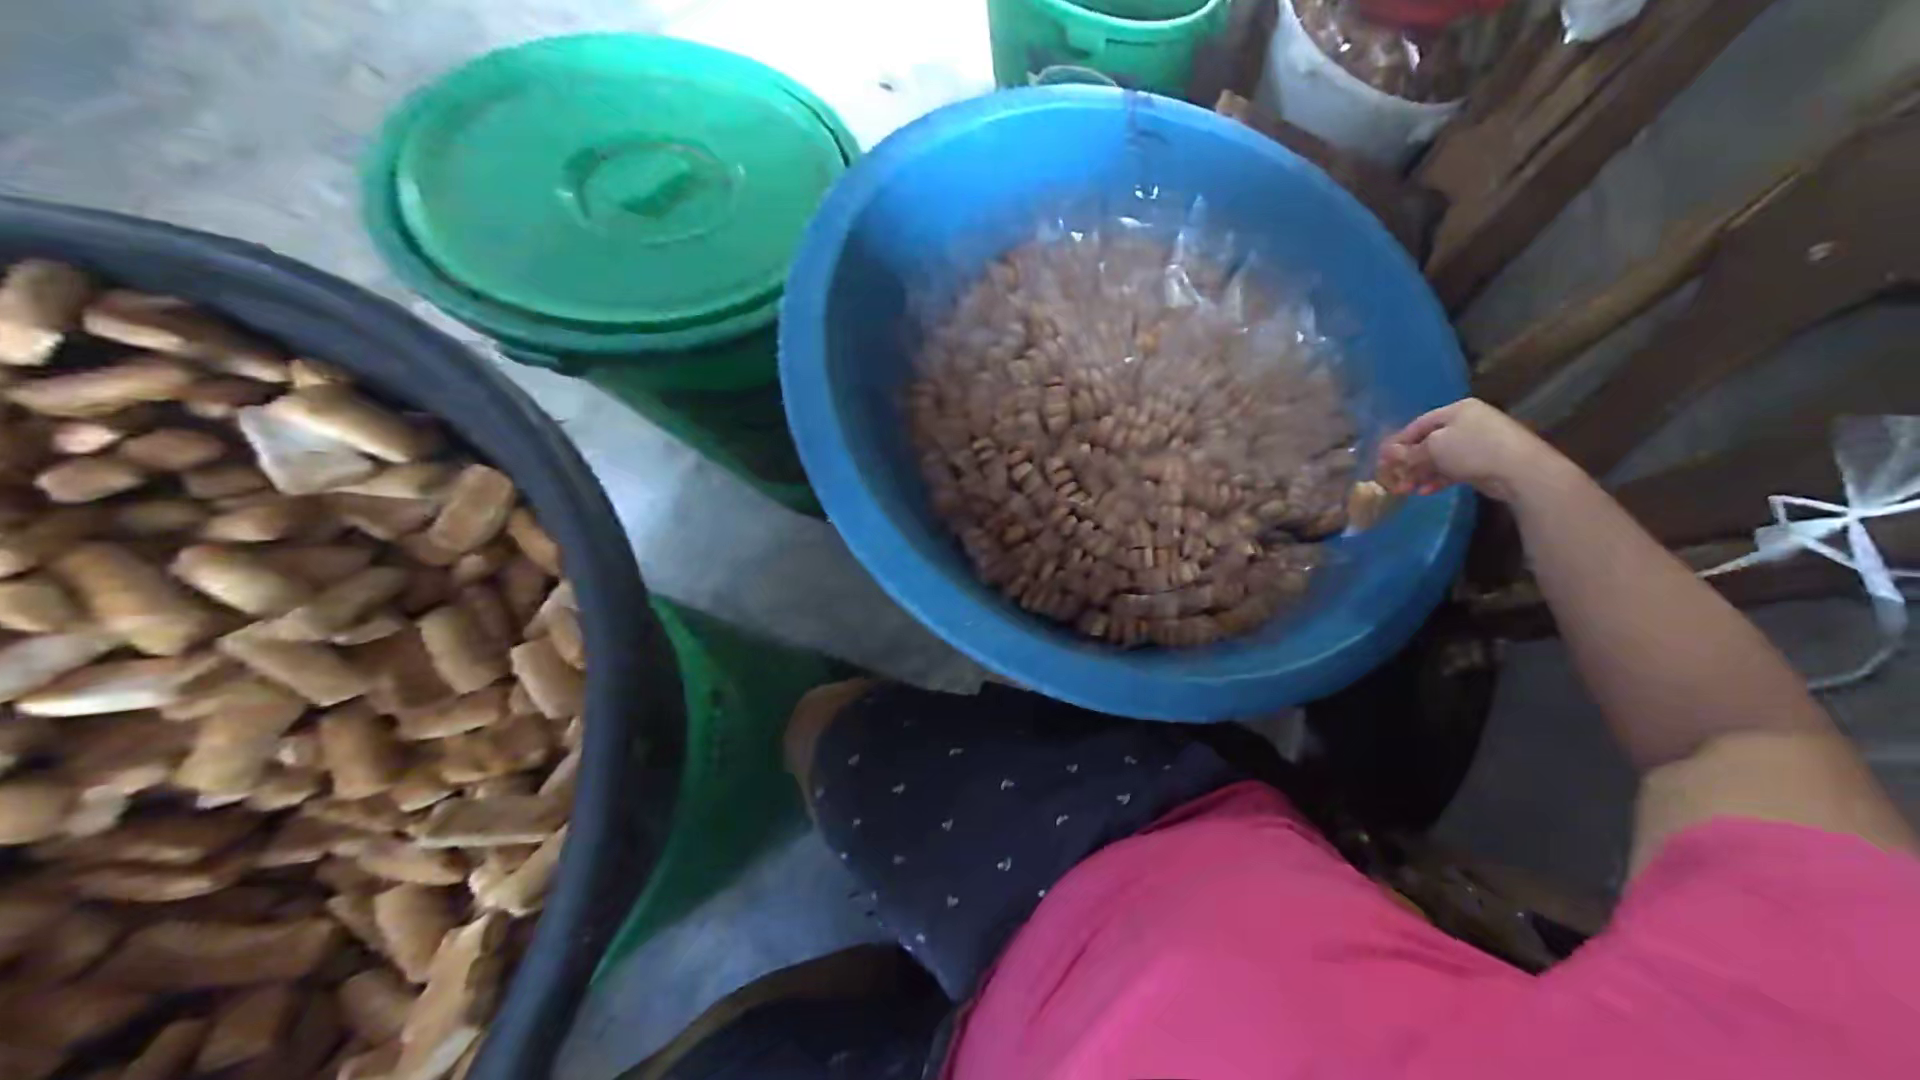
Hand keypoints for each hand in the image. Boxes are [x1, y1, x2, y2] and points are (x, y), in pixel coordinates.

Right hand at [1377, 398, 1569, 503]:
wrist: (1521, 470)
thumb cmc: (1473, 450)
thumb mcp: (1434, 447)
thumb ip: (1409, 452)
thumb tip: (1386, 453)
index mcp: (1457, 410)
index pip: (1418, 424)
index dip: (1397, 442)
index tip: (1381, 459)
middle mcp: (1468, 422)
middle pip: (1429, 442)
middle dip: (1409, 462)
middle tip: (1392, 477)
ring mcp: (1478, 443)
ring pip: (1440, 458)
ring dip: (1420, 474)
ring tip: (1406, 489)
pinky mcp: (1485, 462)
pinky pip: (1454, 469)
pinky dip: (1438, 479)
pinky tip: (1425, 491)